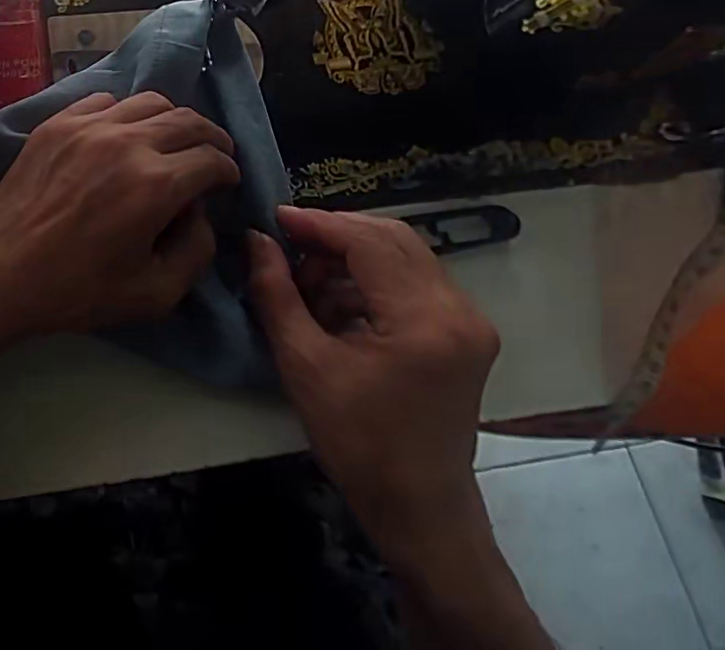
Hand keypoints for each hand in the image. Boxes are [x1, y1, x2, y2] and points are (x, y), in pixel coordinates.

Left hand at [0, 92, 238, 420]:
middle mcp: (126, 141)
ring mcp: (87, 126)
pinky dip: (126, 112)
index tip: (227, 181)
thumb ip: (196, 251)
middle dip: (211, 139)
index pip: (212, 159)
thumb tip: (199, 212)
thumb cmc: (75, 289)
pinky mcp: (57, 124)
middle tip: (213, 157)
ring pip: (149, 102)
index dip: (229, 170)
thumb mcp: (154, 294)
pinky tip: (123, 134)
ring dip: (173, 120)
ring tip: (173, 141)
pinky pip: (104, 100)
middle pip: (188, 121)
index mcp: (156, 183)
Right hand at [250, 209, 548, 647]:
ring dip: (350, 257)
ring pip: (402, 255)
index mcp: (424, 321)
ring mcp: (468, 320)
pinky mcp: (463, 331)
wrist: (417, 506)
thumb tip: (256, 240)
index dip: (317, 223)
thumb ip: (276, 293)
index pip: (368, 243)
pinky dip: (368, 279)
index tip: (273, 217)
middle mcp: (459, 310)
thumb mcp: (302, 363)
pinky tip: (334, 302)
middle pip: (391, 238)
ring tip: (305, 282)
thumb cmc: (356, 441)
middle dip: (333, 234)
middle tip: (287, 244)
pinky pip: (411, 280)